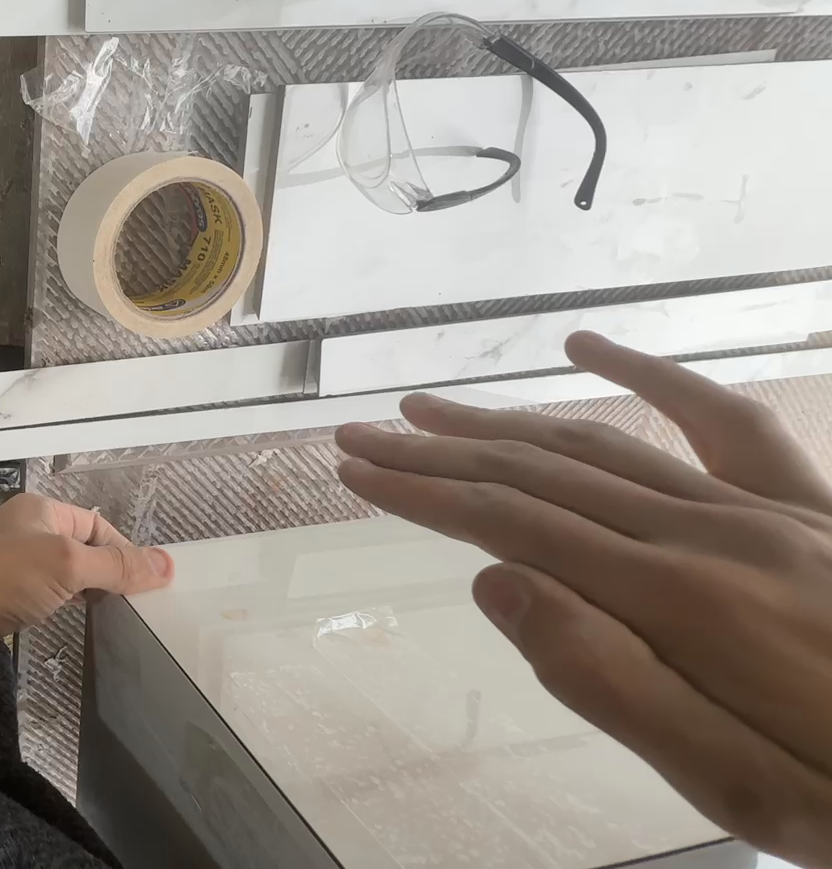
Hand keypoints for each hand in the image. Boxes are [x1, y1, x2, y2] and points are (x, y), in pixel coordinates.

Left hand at [0, 493, 173, 668]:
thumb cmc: (8, 576)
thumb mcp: (69, 564)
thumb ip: (116, 565)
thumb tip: (167, 564)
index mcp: (40, 510)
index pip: (96, 524)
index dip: (124, 551)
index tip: (149, 583)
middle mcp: (26, 528)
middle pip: (83, 546)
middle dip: (109, 570)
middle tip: (136, 602)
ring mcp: (14, 559)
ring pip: (65, 571)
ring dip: (88, 588)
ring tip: (115, 613)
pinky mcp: (6, 589)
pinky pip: (47, 590)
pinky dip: (66, 601)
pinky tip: (77, 617)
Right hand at [334, 330, 831, 865]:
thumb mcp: (743, 791)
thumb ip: (611, 685)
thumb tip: (495, 581)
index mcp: (680, 600)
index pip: (506, 523)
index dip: (417, 492)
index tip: (351, 471)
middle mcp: (709, 535)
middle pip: (532, 472)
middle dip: (430, 451)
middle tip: (357, 435)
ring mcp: (766, 513)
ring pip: (594, 443)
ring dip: (495, 421)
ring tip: (423, 407)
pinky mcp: (812, 509)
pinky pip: (724, 424)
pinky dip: (652, 376)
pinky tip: (588, 345)